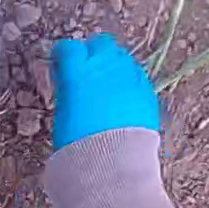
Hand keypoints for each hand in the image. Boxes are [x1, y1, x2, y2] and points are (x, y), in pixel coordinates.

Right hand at [50, 34, 160, 148]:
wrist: (112, 164)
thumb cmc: (79, 144)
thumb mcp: (63, 114)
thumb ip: (68, 89)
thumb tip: (70, 81)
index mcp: (79, 72)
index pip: (69, 48)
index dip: (64, 55)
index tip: (62, 63)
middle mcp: (106, 67)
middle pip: (101, 43)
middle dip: (93, 52)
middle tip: (87, 69)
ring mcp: (130, 77)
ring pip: (122, 57)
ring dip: (112, 65)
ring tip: (106, 84)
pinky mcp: (146, 91)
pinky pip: (136, 76)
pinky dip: (128, 81)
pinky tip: (122, 97)